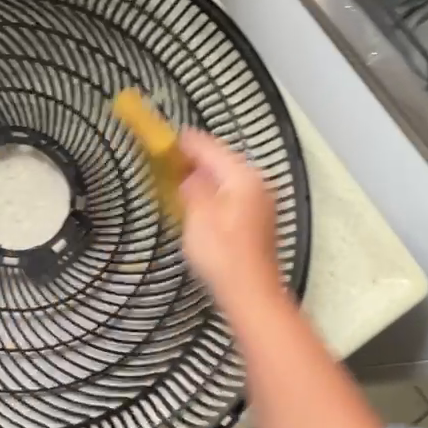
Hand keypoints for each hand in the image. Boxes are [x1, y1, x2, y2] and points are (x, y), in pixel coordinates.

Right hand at [176, 128, 282, 302]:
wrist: (249, 291)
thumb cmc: (225, 256)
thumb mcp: (197, 215)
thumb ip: (191, 188)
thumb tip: (186, 175)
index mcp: (243, 177)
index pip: (210, 147)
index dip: (185, 142)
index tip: (167, 136)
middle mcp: (257, 185)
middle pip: (221, 161)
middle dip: (194, 160)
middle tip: (168, 157)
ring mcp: (260, 203)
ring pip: (226, 179)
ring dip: (203, 178)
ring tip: (177, 178)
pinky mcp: (257, 221)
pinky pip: (231, 196)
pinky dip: (213, 193)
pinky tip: (197, 202)